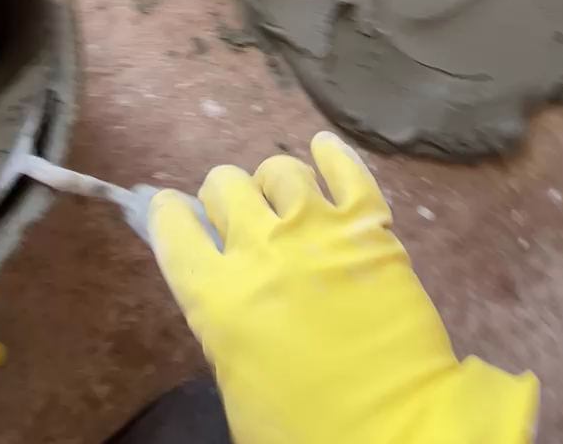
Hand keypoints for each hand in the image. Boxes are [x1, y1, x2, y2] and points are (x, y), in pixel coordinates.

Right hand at [150, 132, 537, 443]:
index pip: (173, 229)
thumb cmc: (304, 425)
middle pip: (225, 186)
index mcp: (218, 295)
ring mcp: (317, 227)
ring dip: (274, 181)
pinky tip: (323, 147)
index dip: (168, 214)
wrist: (393, 427)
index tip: (173, 210)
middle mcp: (262, 247)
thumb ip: (222, 314)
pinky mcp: (367, 221)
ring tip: (282, 194)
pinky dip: (332, 154)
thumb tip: (221, 275)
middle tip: (238, 214)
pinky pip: (347, 169)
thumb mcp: (236, 377)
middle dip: (223, 195)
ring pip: (281, 170)